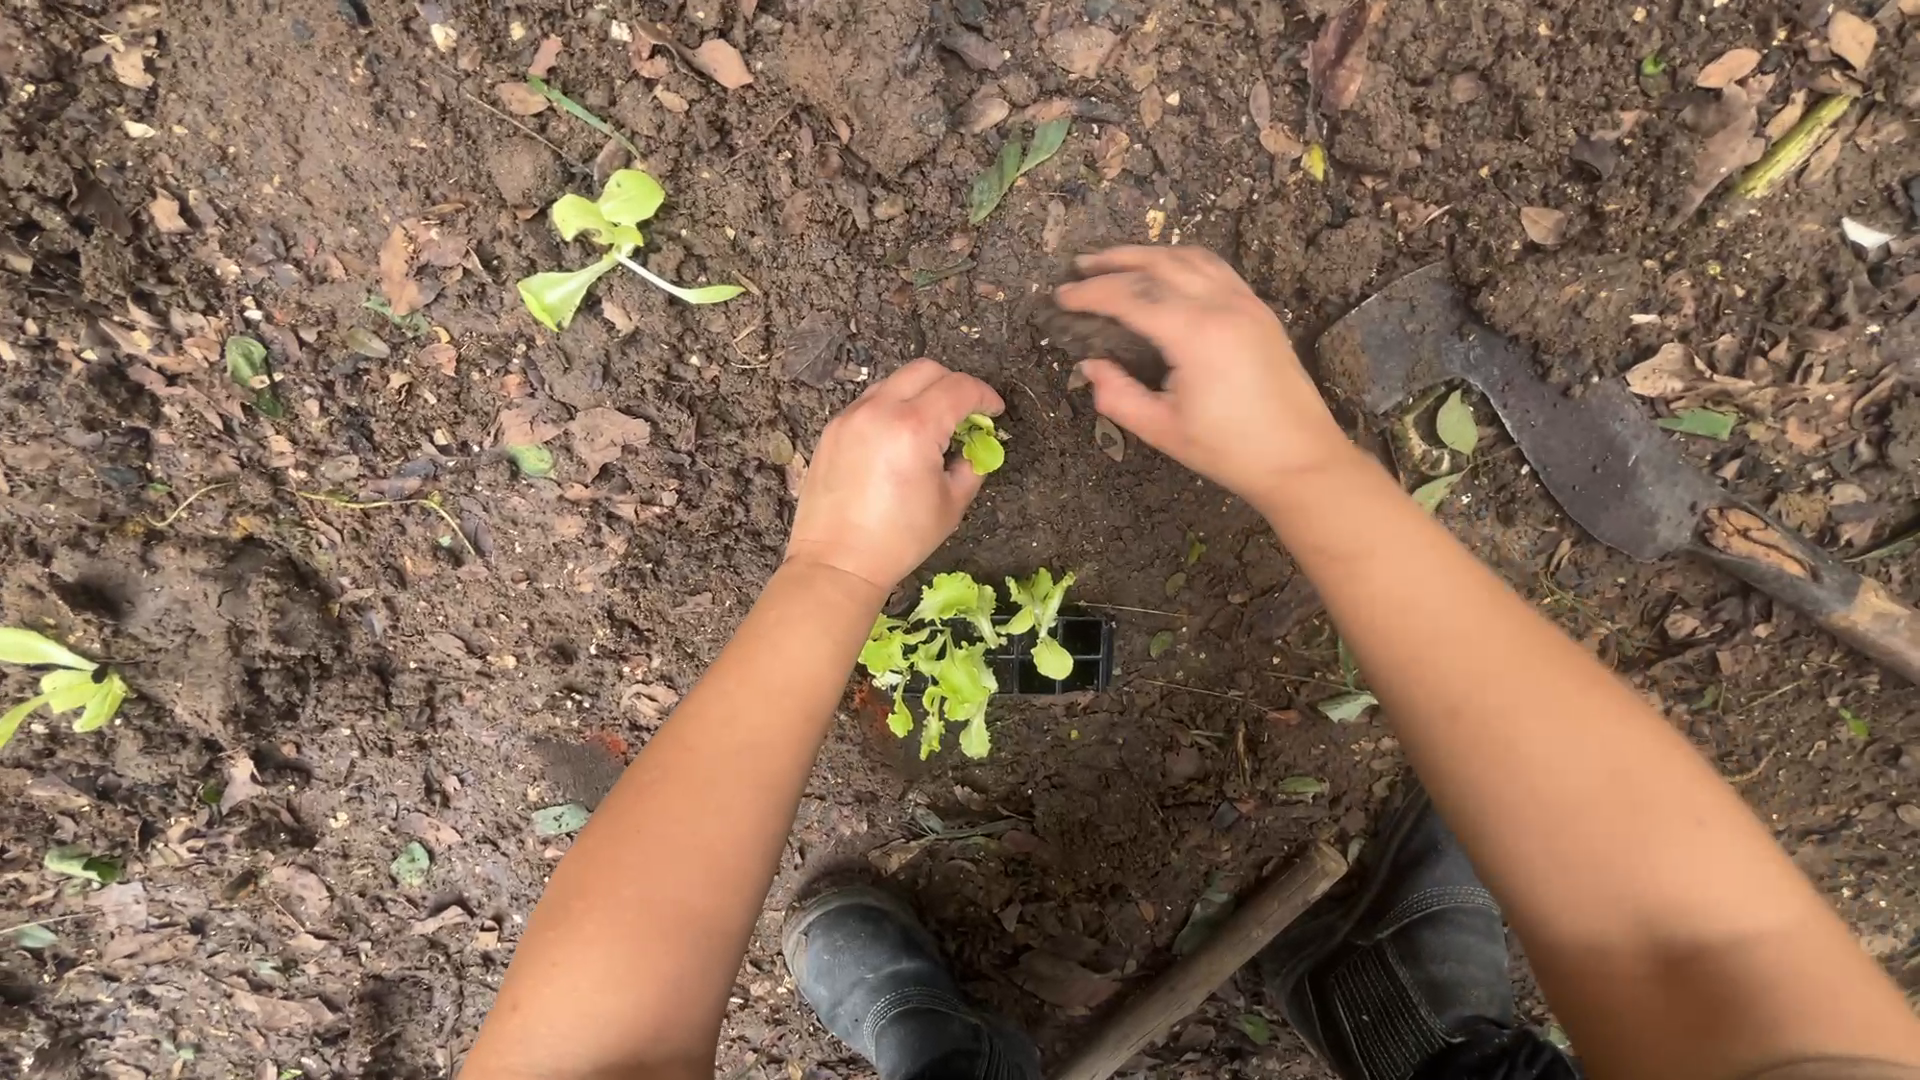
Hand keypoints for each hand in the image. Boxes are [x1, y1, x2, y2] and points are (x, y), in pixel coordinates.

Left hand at [785, 359, 1004, 595]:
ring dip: (920, 395)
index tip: (993, 410)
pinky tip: (899, 442)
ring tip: (931, 429)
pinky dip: (892, 410)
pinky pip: (870, 404)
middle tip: (966, 414)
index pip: (959, 389)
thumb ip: (970, 466)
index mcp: (913, 429)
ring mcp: (850, 418)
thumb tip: (973, 450)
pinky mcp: (832, 430)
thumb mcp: (951, 505)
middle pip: (926, 370)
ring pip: (894, 383)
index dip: (984, 396)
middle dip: (953, 385)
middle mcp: (879, 412)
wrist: (837, 562)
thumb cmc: (898, 540)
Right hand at [1053, 246, 1356, 508]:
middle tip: (1080, 267)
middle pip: (1159, 264)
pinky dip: (1181, 261)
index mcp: (1196, 334)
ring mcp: (1246, 303)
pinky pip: (1214, 268)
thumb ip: (1117, 395)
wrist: (1299, 458)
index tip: (1061, 296)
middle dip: (1115, 261)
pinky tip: (1164, 271)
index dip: (1091, 293)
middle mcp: (1223, 306)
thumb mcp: (1161, 429)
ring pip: (1189, 257)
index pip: (1131, 297)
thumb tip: (1090, 366)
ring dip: (1148, 254)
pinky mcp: (1259, 310)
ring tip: (1115, 261)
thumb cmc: (1228, 450)